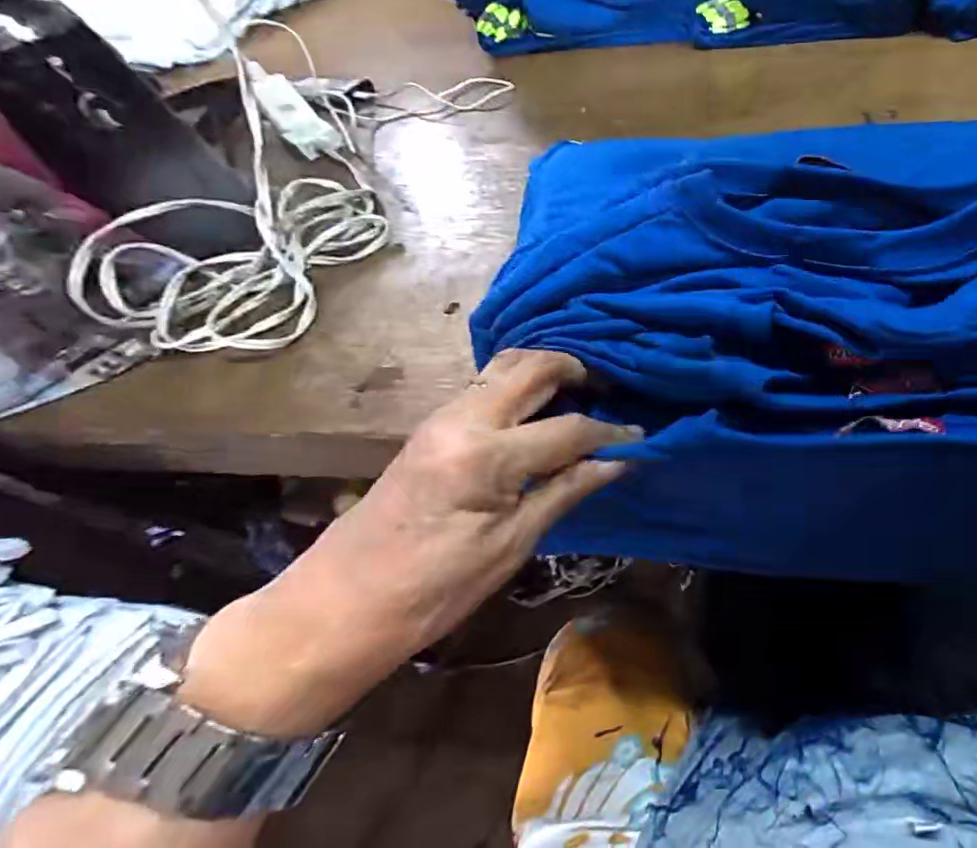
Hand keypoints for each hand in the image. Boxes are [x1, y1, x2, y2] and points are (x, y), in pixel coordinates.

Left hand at [180, 350, 634, 734]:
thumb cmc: (431, 590)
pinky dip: (523, 386)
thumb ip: (567, 489)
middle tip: (612, 390)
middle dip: (579, 369)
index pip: (570, 428)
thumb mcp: (511, 544)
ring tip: (584, 394)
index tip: (643, 437)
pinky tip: (545, 408)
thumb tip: (620, 460)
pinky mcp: (432, 428)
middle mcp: (462, 420)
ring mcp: (442, 419)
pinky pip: (487, 386)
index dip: (613, 433)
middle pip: (532, 366)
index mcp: (485, 455)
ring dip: (548, 372)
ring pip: (505, 367)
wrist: (332, 611)